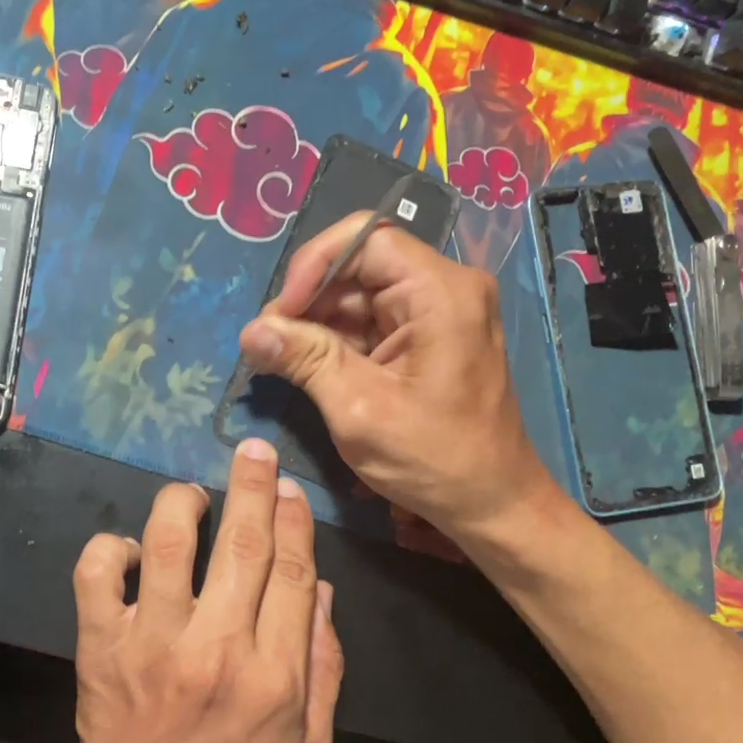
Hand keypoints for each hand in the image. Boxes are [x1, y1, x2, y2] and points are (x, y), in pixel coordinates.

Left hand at [57, 439, 343, 742]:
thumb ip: (326, 668)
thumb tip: (323, 590)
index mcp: (276, 677)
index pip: (293, 574)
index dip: (293, 521)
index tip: (289, 488)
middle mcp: (218, 652)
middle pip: (242, 546)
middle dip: (252, 487)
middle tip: (253, 451)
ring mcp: (154, 646)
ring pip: (168, 545)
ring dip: (181, 504)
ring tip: (190, 495)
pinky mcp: (102, 647)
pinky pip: (97, 574)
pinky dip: (110, 547)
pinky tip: (128, 549)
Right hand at [237, 214, 560, 542]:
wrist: (491, 504)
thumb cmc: (432, 459)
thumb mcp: (358, 409)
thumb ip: (305, 360)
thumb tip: (250, 331)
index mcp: (441, 293)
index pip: (366, 238)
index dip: (313, 265)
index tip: (280, 313)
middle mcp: (444, 289)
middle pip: (360, 265)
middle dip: (308, 299)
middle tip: (267, 343)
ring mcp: (437, 313)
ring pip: (359, 294)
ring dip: (315, 323)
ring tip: (277, 357)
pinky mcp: (427, 338)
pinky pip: (371, 321)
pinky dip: (335, 340)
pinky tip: (303, 365)